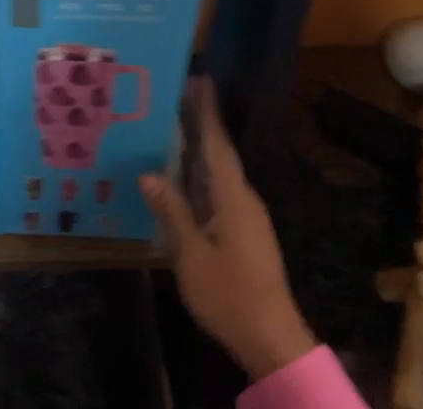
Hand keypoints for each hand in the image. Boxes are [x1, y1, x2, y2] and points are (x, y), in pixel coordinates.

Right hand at [141, 79, 316, 380]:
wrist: (272, 340)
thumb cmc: (229, 295)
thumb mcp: (191, 254)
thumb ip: (173, 212)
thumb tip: (150, 174)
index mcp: (233, 199)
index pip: (217, 146)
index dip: (207, 114)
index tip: (200, 81)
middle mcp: (244, 201)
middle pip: (219, 155)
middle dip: (200, 127)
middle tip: (176, 98)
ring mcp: (248, 219)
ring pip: (219, 175)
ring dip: (199, 153)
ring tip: (172, 132)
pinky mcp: (245, 235)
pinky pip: (219, 193)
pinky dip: (200, 178)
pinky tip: (182, 182)